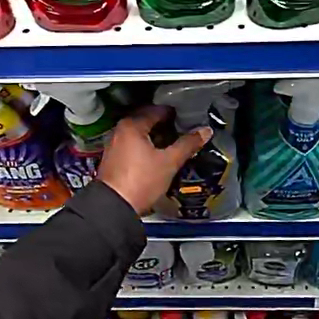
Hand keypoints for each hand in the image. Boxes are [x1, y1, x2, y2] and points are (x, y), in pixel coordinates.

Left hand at [95, 106, 211, 214]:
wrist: (114, 208)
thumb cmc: (141, 181)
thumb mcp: (169, 162)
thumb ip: (187, 144)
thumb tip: (205, 131)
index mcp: (132, 125)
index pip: (156, 110)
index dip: (174, 113)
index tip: (187, 118)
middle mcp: (120, 131)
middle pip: (146, 120)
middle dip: (164, 124)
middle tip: (182, 130)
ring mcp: (114, 145)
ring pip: (139, 134)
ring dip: (155, 136)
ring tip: (173, 143)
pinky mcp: (113, 159)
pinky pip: (132, 145)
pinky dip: (146, 146)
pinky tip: (157, 156)